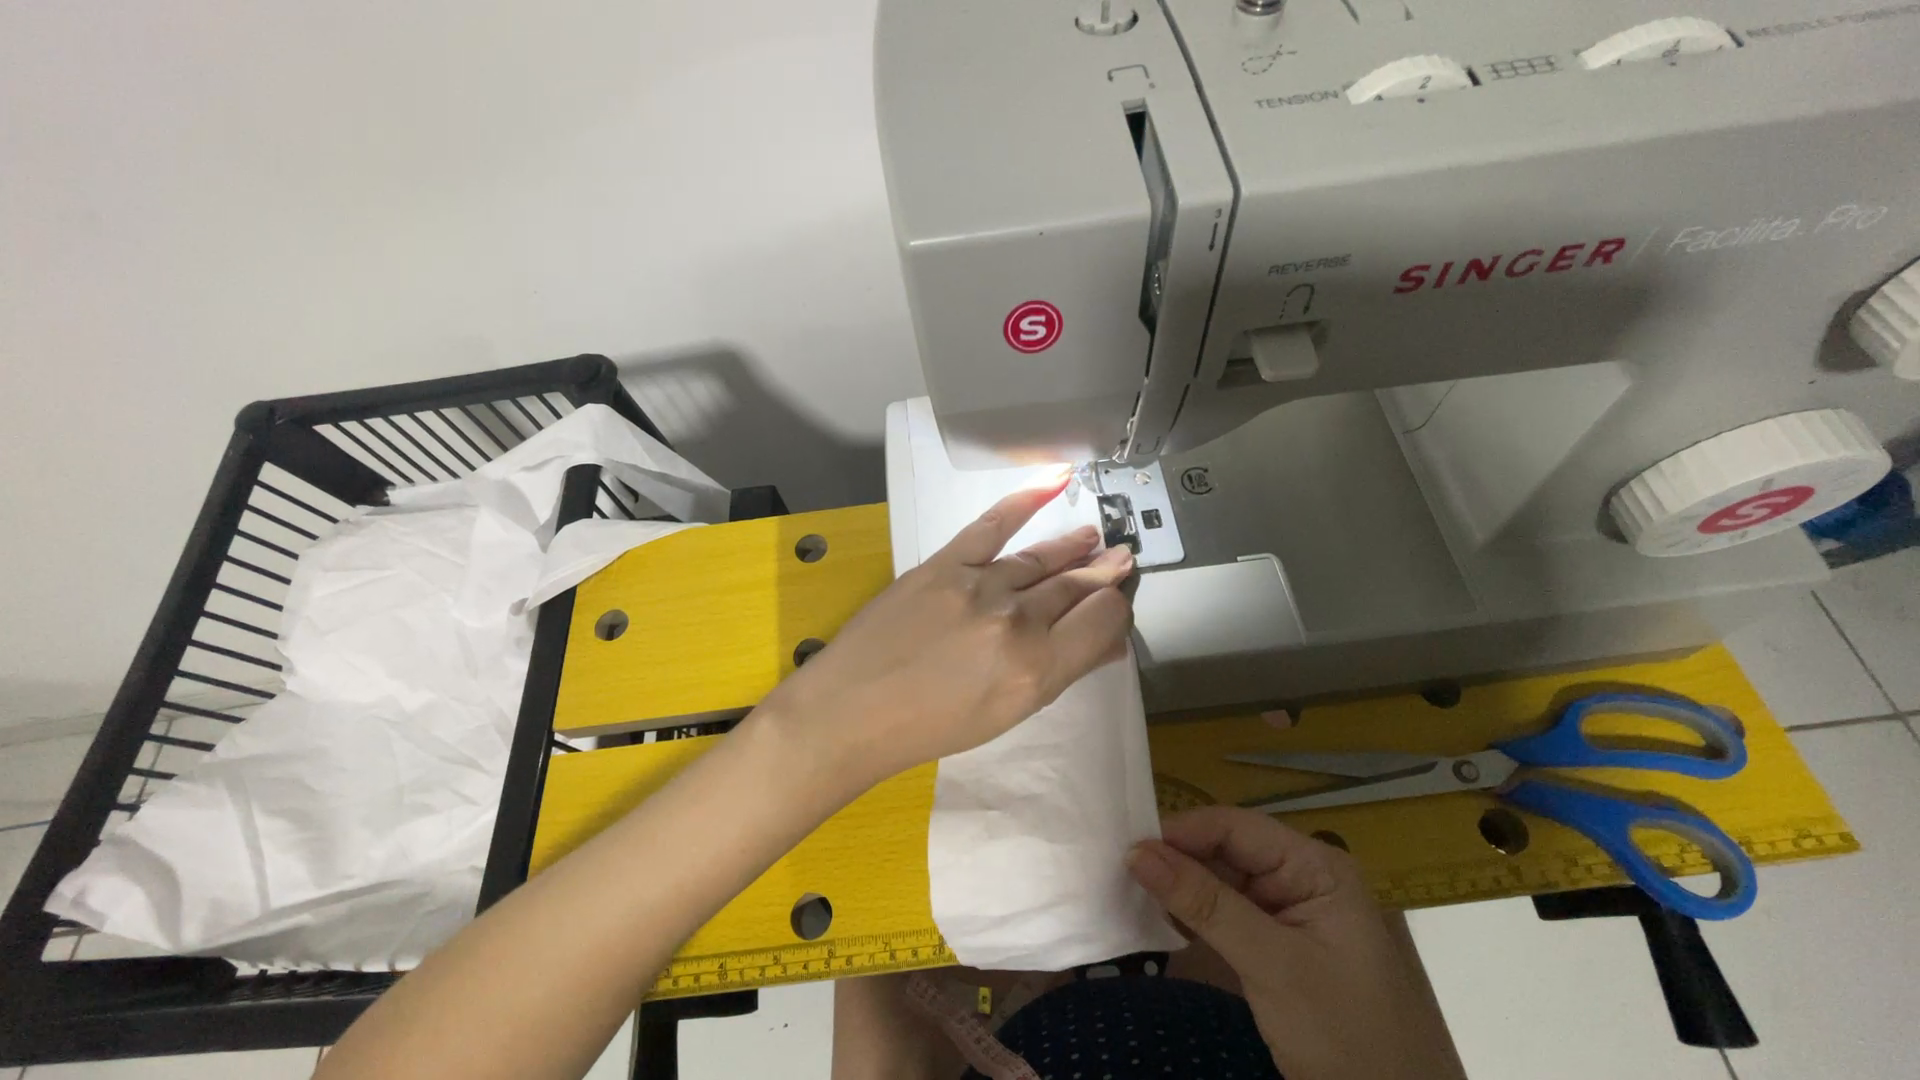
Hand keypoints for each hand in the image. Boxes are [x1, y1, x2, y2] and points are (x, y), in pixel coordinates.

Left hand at [761, 476, 1134, 784]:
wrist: (853, 708)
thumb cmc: (931, 726)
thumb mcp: (1008, 714)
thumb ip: (1061, 673)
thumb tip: (1108, 643)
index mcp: (1036, 668)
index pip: (1102, 619)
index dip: (1115, 612)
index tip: (1113, 609)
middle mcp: (1016, 620)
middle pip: (1076, 586)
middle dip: (1103, 575)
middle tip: (1122, 562)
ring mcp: (978, 585)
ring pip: (1041, 558)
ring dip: (1073, 548)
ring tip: (1095, 540)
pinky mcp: (943, 564)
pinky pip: (993, 524)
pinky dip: (1025, 500)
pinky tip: (1054, 482)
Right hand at [1127, 807, 1465, 1079]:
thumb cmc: (1344, 1033)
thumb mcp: (1272, 965)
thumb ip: (1205, 904)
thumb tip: (1137, 852)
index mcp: (1314, 866)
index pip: (1236, 827)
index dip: (1182, 832)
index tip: (1127, 850)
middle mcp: (1300, 878)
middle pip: (1225, 850)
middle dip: (1176, 858)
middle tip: (1118, 871)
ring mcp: (1287, 912)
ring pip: (1220, 881)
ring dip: (1179, 887)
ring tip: (1128, 890)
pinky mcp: (1274, 945)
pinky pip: (1225, 913)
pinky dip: (1193, 915)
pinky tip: (1159, 917)